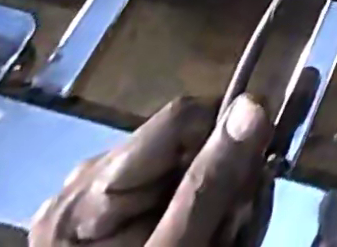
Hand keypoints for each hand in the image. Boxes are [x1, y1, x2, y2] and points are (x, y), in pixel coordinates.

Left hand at [31, 95, 271, 246]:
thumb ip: (211, 185)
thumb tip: (254, 103)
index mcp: (86, 197)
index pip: (184, 118)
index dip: (226, 139)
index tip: (243, 187)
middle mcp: (83, 182)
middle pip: (184, 138)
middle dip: (223, 172)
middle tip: (230, 226)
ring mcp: (92, 196)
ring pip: (186, 157)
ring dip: (216, 190)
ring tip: (216, 237)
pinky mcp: (107, 211)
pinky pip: (172, 180)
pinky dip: (198, 202)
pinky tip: (199, 236)